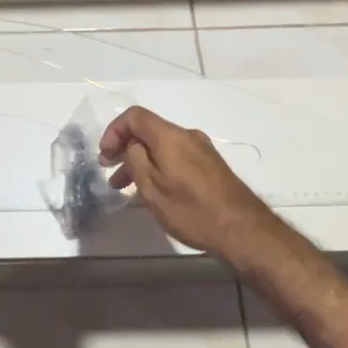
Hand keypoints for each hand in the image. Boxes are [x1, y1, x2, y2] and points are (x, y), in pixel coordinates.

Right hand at [98, 105, 280, 260]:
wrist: (243, 230)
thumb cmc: (192, 210)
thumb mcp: (152, 188)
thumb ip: (136, 160)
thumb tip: (132, 145)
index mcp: (170, 136)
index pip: (135, 116)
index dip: (114, 131)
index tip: (104, 155)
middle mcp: (187, 136)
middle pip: (149, 130)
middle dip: (125, 147)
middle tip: (109, 170)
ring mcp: (201, 150)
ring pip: (162, 146)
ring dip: (140, 160)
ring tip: (125, 186)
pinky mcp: (210, 166)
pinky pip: (176, 156)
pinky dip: (158, 166)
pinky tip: (153, 189)